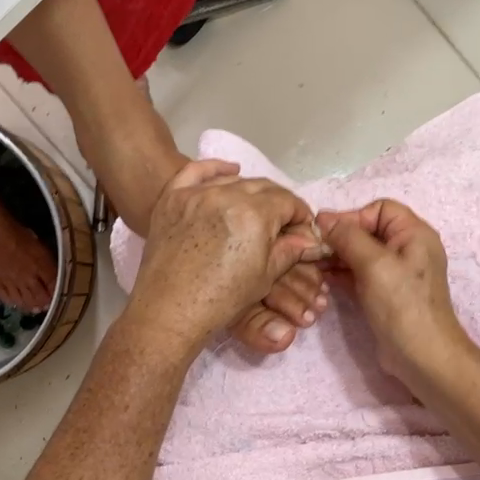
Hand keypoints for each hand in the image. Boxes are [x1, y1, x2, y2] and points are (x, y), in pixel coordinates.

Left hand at [129, 160, 329, 351]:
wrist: (169, 310)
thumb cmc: (222, 300)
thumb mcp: (265, 277)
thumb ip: (290, 250)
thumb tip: (311, 239)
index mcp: (254, 214)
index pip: (288, 201)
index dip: (300, 216)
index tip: (303, 232)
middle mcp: (226, 195)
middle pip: (263, 187)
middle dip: (279, 204)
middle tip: (282, 226)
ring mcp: (197, 193)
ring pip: (233, 180)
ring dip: (250, 192)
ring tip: (255, 212)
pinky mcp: (173, 198)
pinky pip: (197, 171)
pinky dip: (216, 168)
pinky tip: (231, 171)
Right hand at [318, 199, 473, 383]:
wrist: (421, 355)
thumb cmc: (401, 304)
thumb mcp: (374, 264)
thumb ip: (348, 236)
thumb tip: (322, 217)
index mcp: (414, 233)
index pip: (379, 209)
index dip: (352, 217)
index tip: (326, 233)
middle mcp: (408, 249)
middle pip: (368, 230)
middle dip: (340, 237)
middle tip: (312, 249)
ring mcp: (396, 273)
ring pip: (361, 254)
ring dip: (338, 256)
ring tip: (313, 264)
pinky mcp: (385, 294)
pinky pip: (361, 274)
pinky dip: (343, 274)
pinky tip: (323, 279)